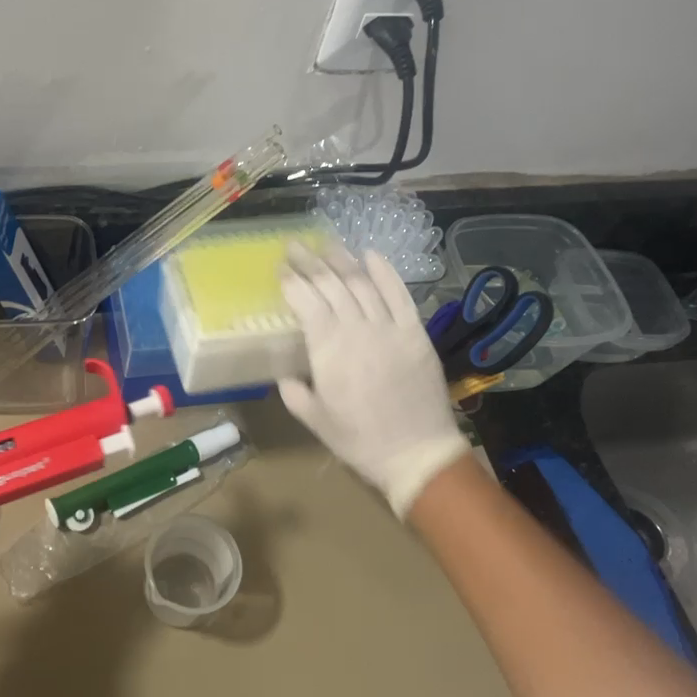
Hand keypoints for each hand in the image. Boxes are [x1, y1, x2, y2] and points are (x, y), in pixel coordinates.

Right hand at [278, 243, 470, 516]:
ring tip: (327, 244)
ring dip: (343, 260)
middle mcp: (357, 329)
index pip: (306, 301)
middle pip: (331, 285)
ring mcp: (389, 327)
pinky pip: (399, 294)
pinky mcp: (415, 332)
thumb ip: (293, 391)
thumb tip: (287, 372)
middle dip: (310, 262)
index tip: (280, 269)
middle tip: (295, 245)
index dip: (291, 282)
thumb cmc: (359, 440)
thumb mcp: (313, 419)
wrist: (416, 452)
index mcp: (328, 349)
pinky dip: (385, 272)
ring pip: (362, 283)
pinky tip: (371, 255)